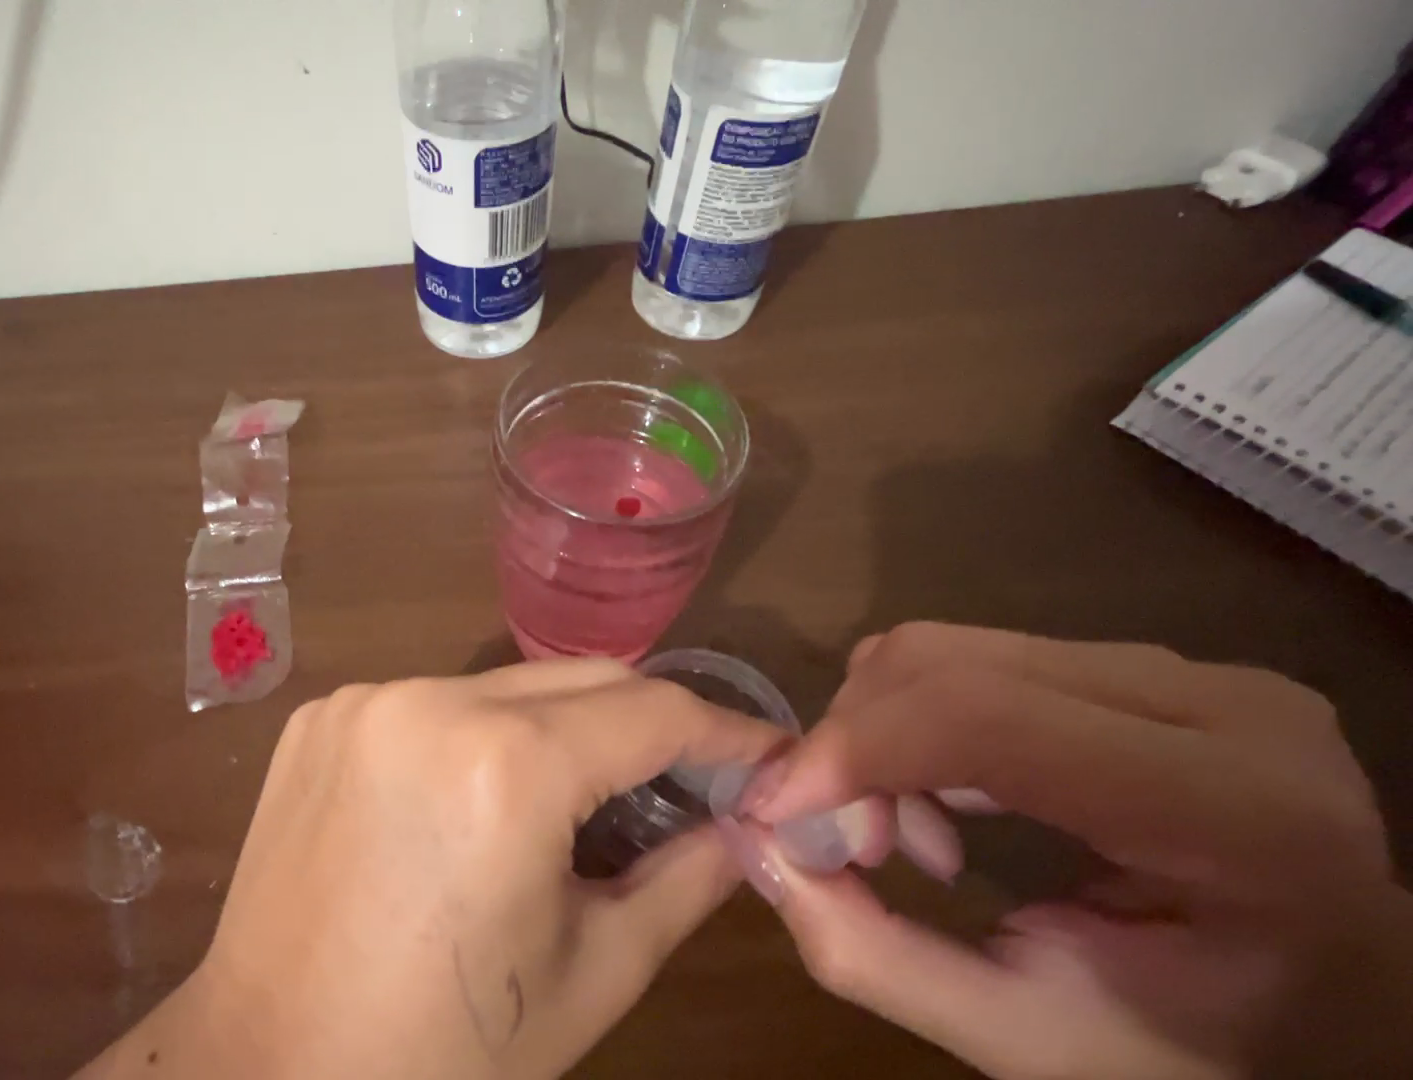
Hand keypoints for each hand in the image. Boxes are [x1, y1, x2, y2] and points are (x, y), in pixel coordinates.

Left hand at [80, 661, 783, 1079]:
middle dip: (646, 722)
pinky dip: (478, 733)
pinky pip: (434, 702)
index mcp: (507, 769)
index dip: (722, 731)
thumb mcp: (592, 971)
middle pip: (581, 680)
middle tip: (687, 778)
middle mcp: (430, 702)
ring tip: (582, 797)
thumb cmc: (443, 1050)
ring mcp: (365, 700)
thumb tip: (742, 823)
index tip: (765, 755)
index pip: (651, 712)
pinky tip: (478, 796)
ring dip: (560, 728)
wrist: (267, 1067)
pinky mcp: (321, 715)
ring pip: (506, 686)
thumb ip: (684, 878)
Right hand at [732, 623, 1395, 1079]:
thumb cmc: (1197, 1051)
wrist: (1335, 1015)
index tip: (771, 809)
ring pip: (943, 649)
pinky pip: (971, 656)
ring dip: (878, 733)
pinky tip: (946, 796)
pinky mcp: (1142, 665)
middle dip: (853, 746)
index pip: (986, 720)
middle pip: (945, 666)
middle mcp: (1218, 704)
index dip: (852, 750)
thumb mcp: (1024, 1038)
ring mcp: (1184, 670)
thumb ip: (871, 950)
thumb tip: (748, 837)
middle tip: (850, 845)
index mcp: (1236, 811)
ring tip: (909, 831)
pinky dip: (913, 720)